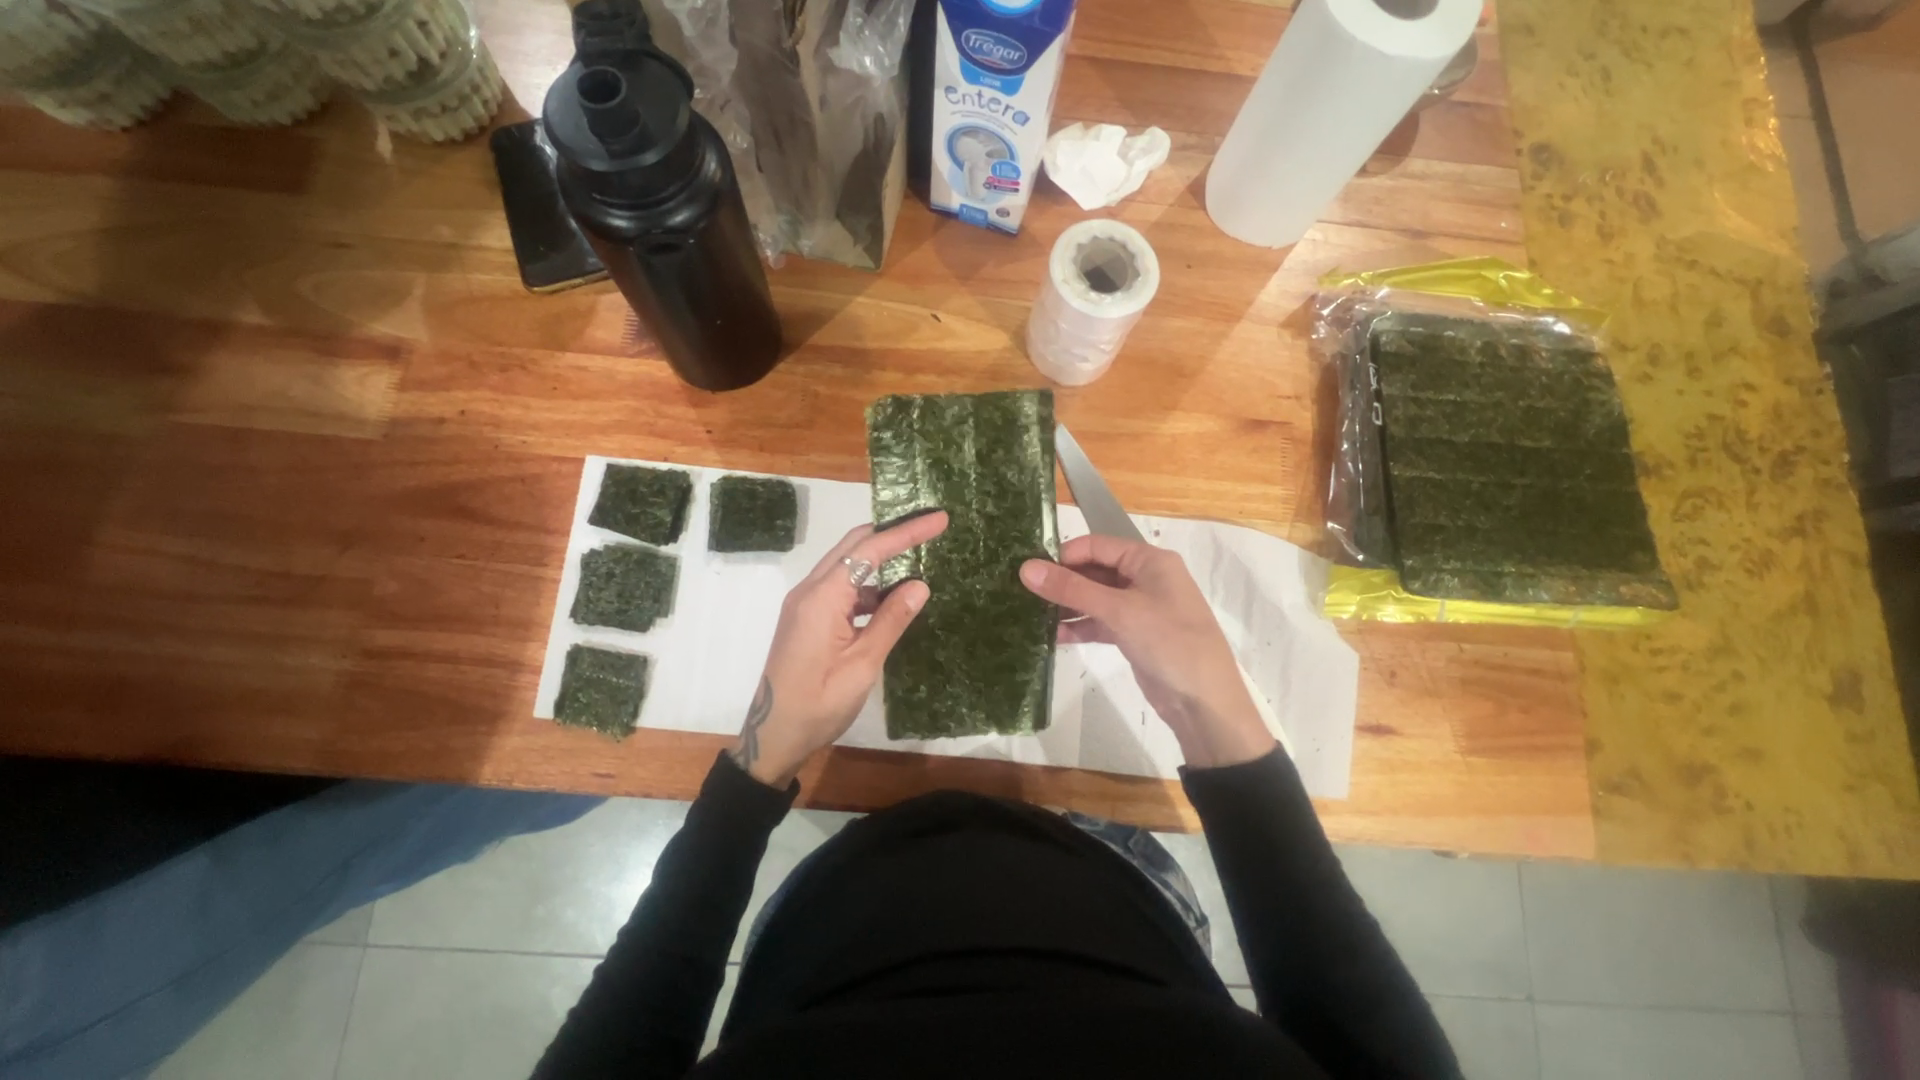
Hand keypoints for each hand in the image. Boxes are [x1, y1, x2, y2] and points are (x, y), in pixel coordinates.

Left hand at [730, 512, 949, 786]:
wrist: (774, 736)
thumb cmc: (819, 705)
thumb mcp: (862, 665)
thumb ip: (891, 621)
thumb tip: (920, 584)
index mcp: (822, 598)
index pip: (870, 550)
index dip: (907, 532)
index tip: (939, 519)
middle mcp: (809, 591)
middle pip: (854, 546)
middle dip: (892, 534)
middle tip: (931, 529)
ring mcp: (805, 605)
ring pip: (847, 566)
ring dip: (881, 561)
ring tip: (920, 561)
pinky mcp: (806, 619)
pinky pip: (840, 589)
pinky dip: (868, 587)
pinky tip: (893, 599)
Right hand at [1019, 535, 1274, 769]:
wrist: (1204, 701)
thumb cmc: (1168, 642)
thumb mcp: (1118, 611)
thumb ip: (1071, 589)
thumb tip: (1025, 568)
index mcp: (1150, 561)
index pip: (1098, 545)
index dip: (1064, 555)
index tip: (1031, 571)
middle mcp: (1146, 578)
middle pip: (1095, 570)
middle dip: (1062, 582)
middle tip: (1023, 593)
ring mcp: (1141, 608)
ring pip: (1095, 598)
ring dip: (1067, 606)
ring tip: (1031, 616)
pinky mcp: (1135, 634)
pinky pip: (1101, 622)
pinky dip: (1080, 626)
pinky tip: (1052, 636)